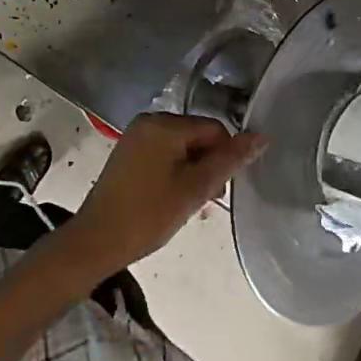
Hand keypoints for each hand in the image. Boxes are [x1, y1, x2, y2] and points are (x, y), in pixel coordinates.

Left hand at [58, 113, 267, 278]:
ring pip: (182, 147)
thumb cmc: (149, 214)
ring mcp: (136, 136)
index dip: (225, 157)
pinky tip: (173, 197)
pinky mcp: (129, 153)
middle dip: (208, 165)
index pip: (214, 129)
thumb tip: (262, 137)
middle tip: (205, 200)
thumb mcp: (194, 189)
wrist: (97, 240)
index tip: (218, 190)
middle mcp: (148, 121)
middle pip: (198, 135)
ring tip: (189, 203)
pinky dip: (176, 172)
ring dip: (194, 172)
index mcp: (163, 123)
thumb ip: (228, 161)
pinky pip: (165, 154)